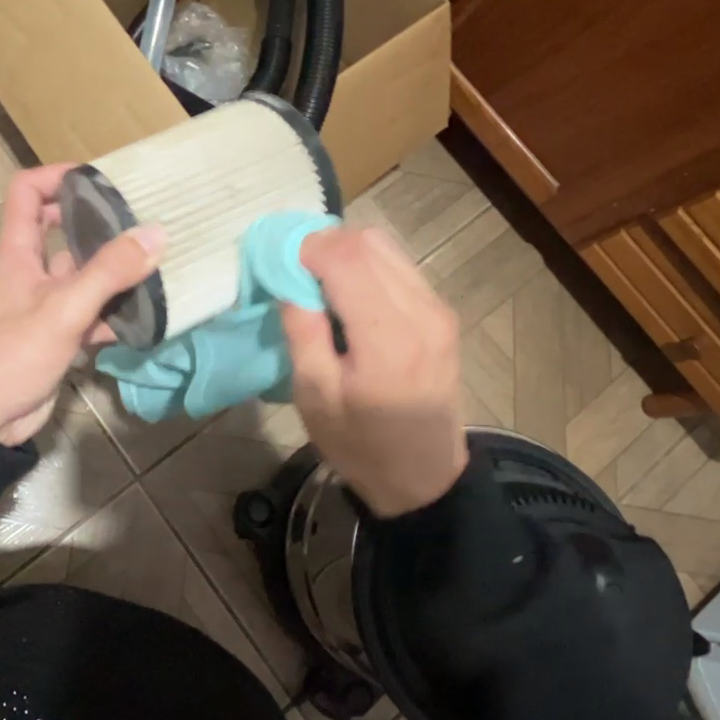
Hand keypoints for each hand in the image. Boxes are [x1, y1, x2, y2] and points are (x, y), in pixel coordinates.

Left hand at [0, 165, 164, 445]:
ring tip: (158, 265)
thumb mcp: (64, 308)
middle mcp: (30, 271)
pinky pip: (91, 312)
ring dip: (115, 272)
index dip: (56, 176)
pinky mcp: (57, 335)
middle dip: (100, 224)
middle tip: (143, 221)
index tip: (98, 178)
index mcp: (18, 252)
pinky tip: (147, 317)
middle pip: (62, 231)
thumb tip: (156, 233)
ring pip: (84, 275)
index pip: (26, 192)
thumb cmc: (13, 354)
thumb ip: (108, 272)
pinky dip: (115, 313)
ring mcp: (44, 304)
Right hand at [281, 227, 467, 516]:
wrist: (424, 477)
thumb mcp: (315, 396)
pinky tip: (346, 293)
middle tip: (293, 273)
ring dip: (345, 252)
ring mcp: (438, 309)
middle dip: (323, 245)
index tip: (278, 265)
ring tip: (317, 282)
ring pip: (385, 246)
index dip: (306, 248)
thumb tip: (288, 278)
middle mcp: (422, 312)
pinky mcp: (441, 312)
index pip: (346, 259)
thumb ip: (302, 330)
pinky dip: (366, 265)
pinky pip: (398, 265)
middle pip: (368, 242)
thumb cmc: (360, 444)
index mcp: (389, 338)